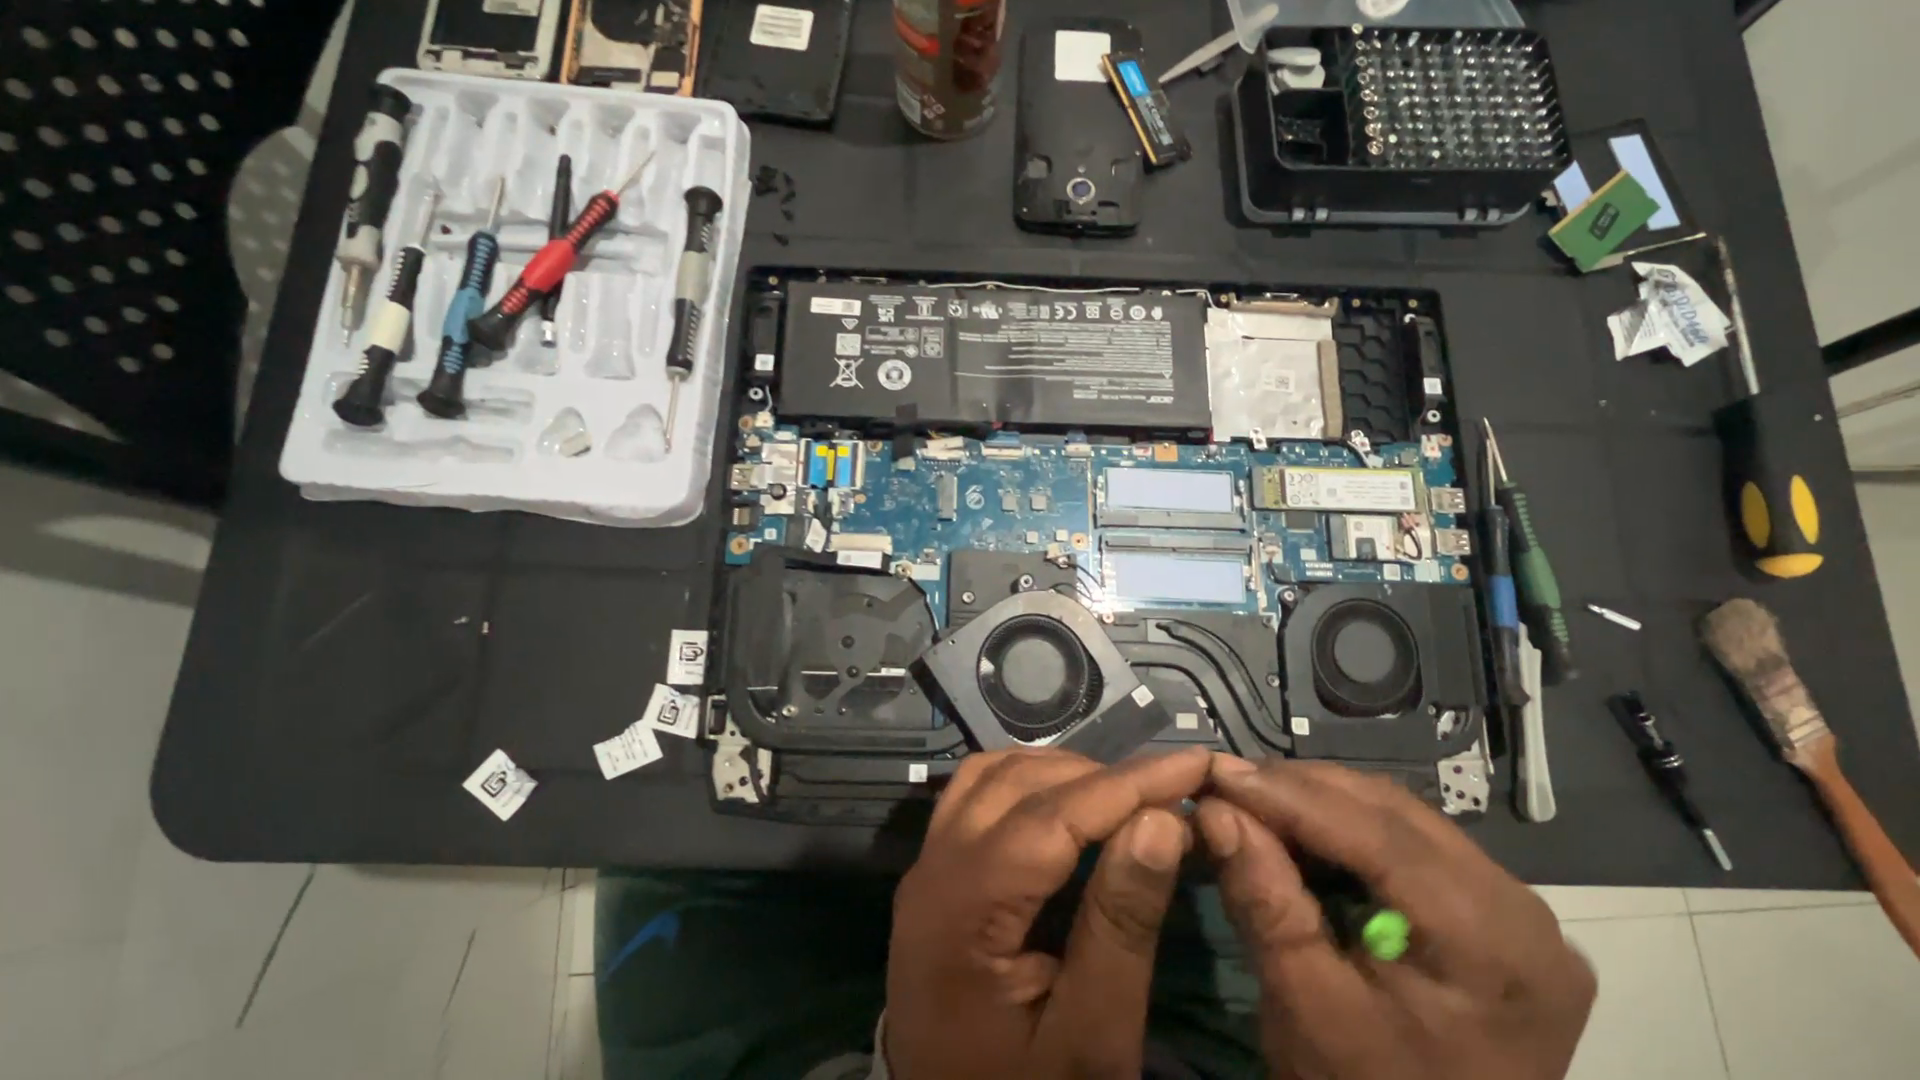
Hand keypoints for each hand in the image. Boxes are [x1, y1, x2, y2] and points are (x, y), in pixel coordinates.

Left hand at [886, 746, 1211, 1078]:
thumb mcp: (1089, 1035)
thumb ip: (1120, 927)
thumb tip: (1162, 822)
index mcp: (961, 911)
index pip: (1051, 816)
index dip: (1128, 784)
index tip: (1195, 764)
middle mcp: (931, 871)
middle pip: (1017, 784)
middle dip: (1101, 774)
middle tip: (1172, 791)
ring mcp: (925, 867)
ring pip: (991, 776)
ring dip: (1063, 771)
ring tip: (1130, 796)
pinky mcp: (933, 874)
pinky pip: (975, 795)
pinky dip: (1028, 781)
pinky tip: (1071, 802)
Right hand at [1196, 757, 1594, 1079]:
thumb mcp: (1306, 1010)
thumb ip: (1266, 904)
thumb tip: (1215, 811)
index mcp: (1494, 947)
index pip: (1383, 839)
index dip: (1293, 796)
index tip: (1218, 772)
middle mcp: (1524, 913)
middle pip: (1398, 818)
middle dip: (1303, 790)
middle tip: (1226, 783)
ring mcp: (1520, 914)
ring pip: (1406, 822)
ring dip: (1323, 803)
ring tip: (1253, 801)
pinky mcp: (1501, 920)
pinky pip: (1417, 848)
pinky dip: (1351, 832)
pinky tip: (1301, 832)